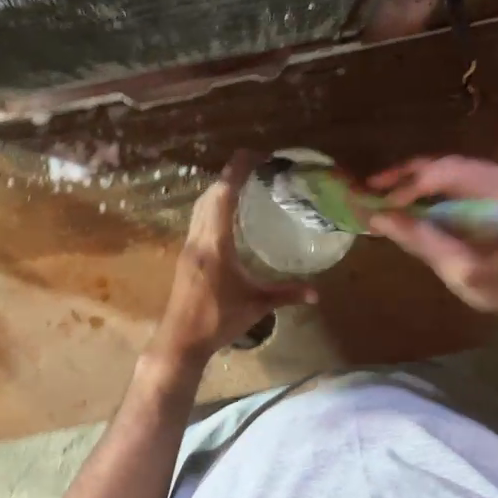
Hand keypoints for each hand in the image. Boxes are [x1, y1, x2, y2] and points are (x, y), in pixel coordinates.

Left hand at [150, 151, 317, 366]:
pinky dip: (212, 206)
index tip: (253, 155)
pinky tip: (226, 213)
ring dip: (218, 190)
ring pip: (200, 206)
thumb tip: (317, 294)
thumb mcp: (256, 305)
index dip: (236, 172)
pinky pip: (198, 219)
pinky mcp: (186, 256)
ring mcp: (188, 247)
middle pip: (210, 196)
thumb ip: (286, 295)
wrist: (180, 342)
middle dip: (229, 176)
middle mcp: (198, 239)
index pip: (223, 197)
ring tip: (242, 183)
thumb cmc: (217, 320)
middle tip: (254, 167)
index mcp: (215, 244)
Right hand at [367, 156, 497, 330]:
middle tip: (371, 189)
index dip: (409, 186)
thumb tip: (378, 217)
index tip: (380, 203)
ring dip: (416, 181)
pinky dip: (431, 189)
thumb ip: (421, 239)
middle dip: (406, 177)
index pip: (446, 173)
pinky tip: (409, 201)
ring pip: (448, 169)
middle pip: (445, 165)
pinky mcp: (497, 189)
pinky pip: (457, 180)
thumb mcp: (462, 268)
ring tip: (383, 194)